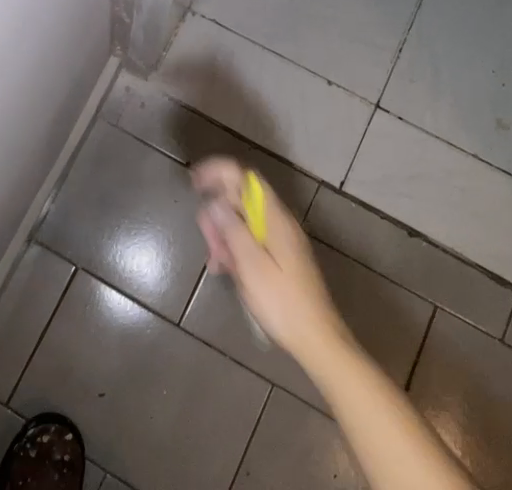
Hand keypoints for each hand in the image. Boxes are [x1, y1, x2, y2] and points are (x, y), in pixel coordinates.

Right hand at [192, 156, 352, 365]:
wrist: (316, 338)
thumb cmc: (281, 302)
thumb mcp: (251, 266)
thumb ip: (232, 230)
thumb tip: (215, 201)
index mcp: (274, 218)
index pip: (245, 177)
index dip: (218, 172)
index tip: (194, 182)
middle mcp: (280, 221)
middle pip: (242, 198)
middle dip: (218, 213)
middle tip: (208, 243)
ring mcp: (282, 238)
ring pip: (244, 220)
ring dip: (225, 234)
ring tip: (217, 263)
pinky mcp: (281, 255)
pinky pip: (252, 239)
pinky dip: (235, 248)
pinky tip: (226, 270)